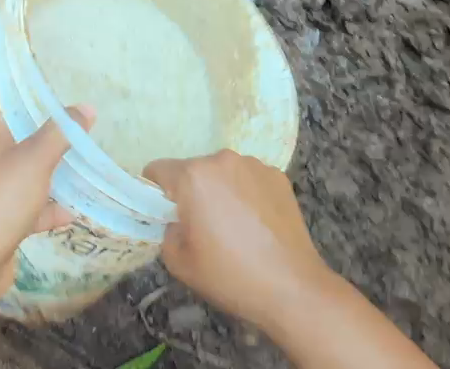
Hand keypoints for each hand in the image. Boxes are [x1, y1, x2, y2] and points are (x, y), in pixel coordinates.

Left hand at [0, 105, 93, 295]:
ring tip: (69, 176)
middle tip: (57, 142)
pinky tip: (68, 214)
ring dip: (37, 179)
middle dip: (27, 145)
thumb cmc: (0, 195)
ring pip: (11, 179)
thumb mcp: (36, 158)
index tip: (27, 113)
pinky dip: (41, 211)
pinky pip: (18, 210)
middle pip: (0, 146)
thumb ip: (61, 133)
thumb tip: (85, 108)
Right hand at [144, 150, 328, 333]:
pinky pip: (249, 179)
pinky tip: (258, 224)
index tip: (166, 215)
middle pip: (193, 170)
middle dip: (192, 193)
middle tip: (204, 227)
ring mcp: (253, 165)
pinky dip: (247, 194)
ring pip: (223, 173)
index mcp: (193, 177)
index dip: (155, 192)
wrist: (294, 288)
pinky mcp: (278, 176)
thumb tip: (177, 223)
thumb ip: (166, 233)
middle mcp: (221, 160)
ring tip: (236, 226)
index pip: (158, 170)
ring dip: (220, 190)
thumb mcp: (180, 264)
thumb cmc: (231, 275)